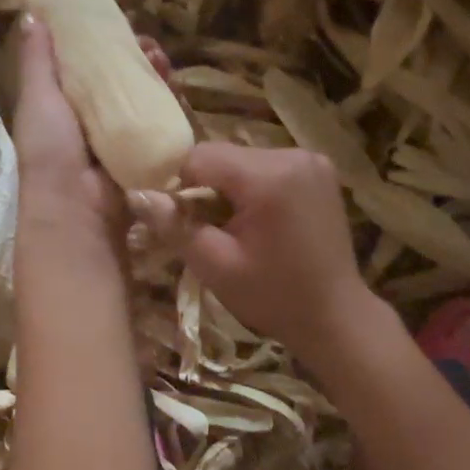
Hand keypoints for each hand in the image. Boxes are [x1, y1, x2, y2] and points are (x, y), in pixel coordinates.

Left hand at [10, 16, 169, 245]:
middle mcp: (91, 121)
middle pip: (118, 79)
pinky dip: (168, 105)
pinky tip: (174, 88)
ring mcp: (119, 139)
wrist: (76, 208)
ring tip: (163, 62)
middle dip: (135, 58)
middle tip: (148, 45)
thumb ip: (37, 60)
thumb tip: (32, 13)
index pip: (85, 66)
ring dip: (154, 76)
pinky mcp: (143, 155)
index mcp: (61, 106)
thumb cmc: (50, 150)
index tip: (115, 25)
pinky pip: (159, 123)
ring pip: (141, 98)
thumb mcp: (37, 97)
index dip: (100, 43)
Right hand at [158, 144, 377, 360]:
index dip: (183, 189)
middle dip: (209, 190)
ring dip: (232, 191)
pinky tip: (263, 225)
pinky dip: (256, 191)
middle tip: (215, 235)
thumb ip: (176, 226)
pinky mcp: (320, 172)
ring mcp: (311, 160)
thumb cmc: (273, 297)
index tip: (188, 226)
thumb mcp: (216, 267)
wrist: (333, 315)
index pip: (200, 157)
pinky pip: (270, 169)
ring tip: (241, 233)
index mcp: (268, 176)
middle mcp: (292, 154)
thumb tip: (137, 195)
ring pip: (245, 162)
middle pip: (224, 157)